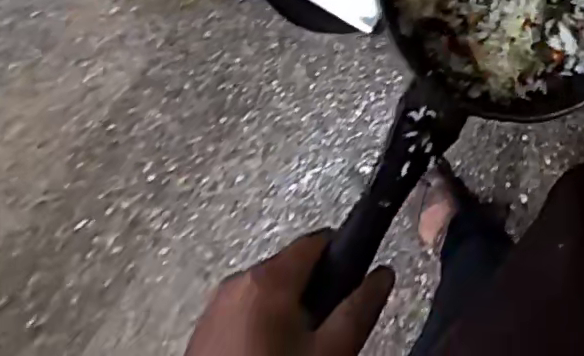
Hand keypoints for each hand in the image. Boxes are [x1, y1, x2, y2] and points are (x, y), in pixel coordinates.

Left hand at [184, 232, 393, 355]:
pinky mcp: (199, 339)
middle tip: (324, 338)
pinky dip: (262, 332)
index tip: (353, 290)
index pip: (320, 240)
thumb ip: (360, 308)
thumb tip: (383, 275)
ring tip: (297, 354)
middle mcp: (236, 283)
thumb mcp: (329, 354)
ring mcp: (212, 312)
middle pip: (294, 269)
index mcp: (267, 278)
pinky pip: (245, 317)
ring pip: (270, 295)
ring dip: (289, 315)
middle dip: (315, 294)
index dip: (344, 259)